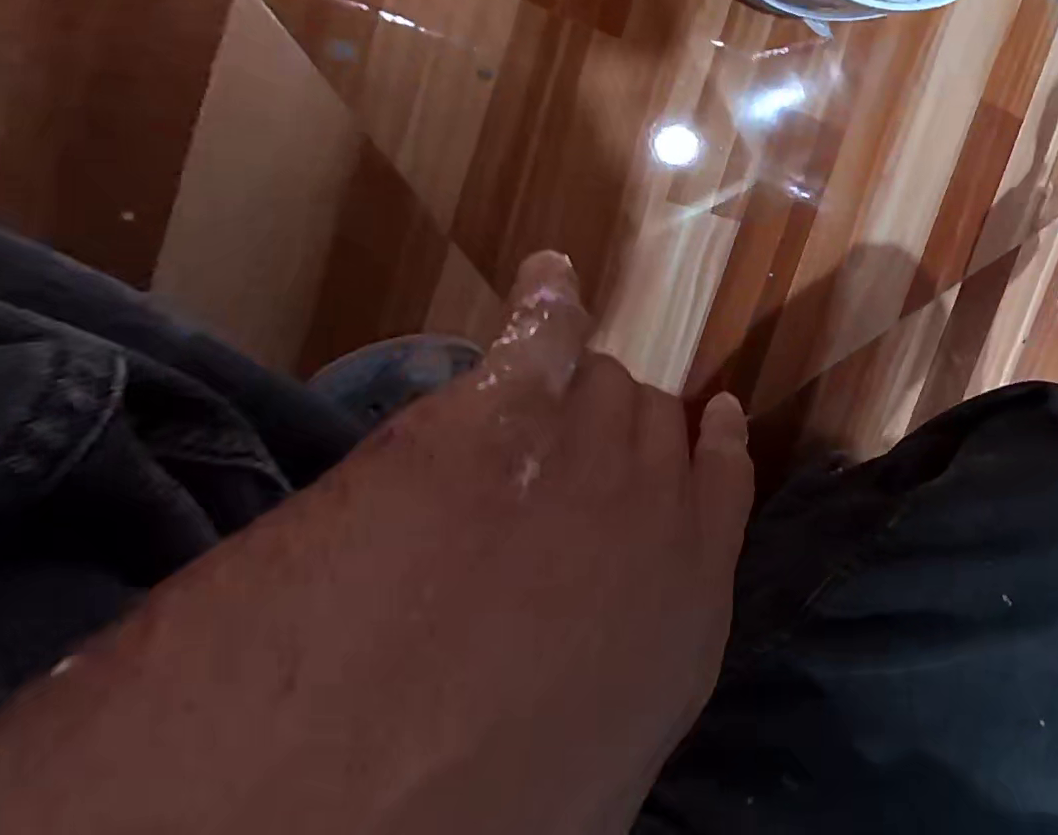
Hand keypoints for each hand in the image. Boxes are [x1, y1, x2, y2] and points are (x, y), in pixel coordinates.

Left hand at [0, 251, 754, 834]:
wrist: (333, 817)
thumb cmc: (485, 811)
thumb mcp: (609, 749)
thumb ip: (649, 655)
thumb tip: (641, 615)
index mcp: (692, 588)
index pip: (724, 477)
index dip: (713, 442)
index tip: (709, 418)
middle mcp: (657, 507)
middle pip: (659, 418)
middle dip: (630, 425)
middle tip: (578, 446)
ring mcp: (579, 459)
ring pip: (606, 384)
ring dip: (584, 389)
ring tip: (559, 385)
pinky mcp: (487, 426)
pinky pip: (543, 339)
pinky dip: (549, 304)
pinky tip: (551, 276)